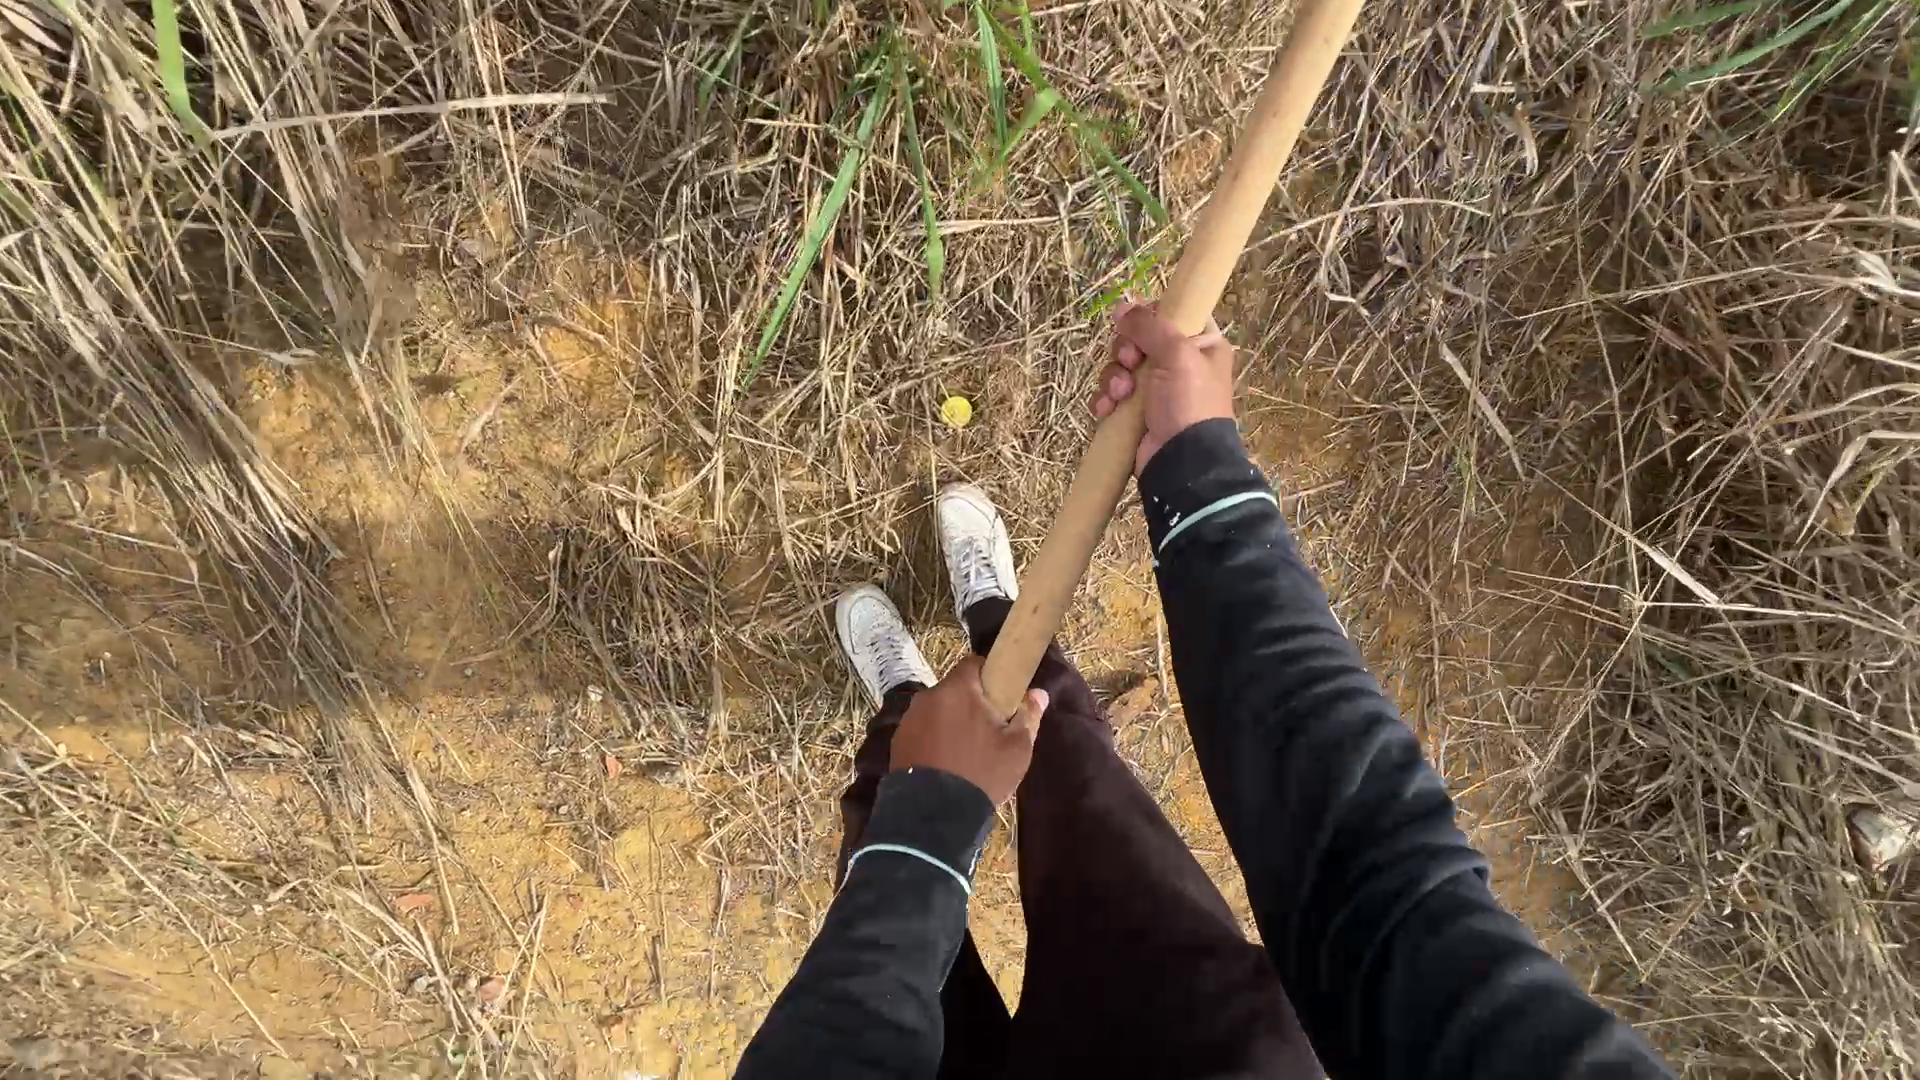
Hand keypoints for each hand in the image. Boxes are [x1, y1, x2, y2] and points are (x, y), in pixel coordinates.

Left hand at [889, 656, 1048, 804]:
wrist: (933, 815)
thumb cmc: (982, 774)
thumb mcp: (1017, 748)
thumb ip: (1028, 715)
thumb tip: (1038, 693)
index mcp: (958, 689)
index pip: (974, 663)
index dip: (990, 675)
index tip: (1001, 696)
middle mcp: (929, 696)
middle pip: (954, 688)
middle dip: (970, 702)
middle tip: (987, 729)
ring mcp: (909, 719)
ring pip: (937, 710)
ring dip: (950, 721)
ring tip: (964, 751)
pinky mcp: (898, 741)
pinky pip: (921, 730)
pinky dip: (932, 739)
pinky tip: (944, 763)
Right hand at [1089, 301, 1234, 474]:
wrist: (1181, 460)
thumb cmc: (1189, 402)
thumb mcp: (1177, 353)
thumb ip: (1149, 325)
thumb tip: (1121, 307)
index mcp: (1201, 345)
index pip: (1171, 315)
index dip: (1149, 316)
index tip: (1134, 322)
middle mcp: (1178, 365)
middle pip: (1138, 340)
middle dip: (1125, 352)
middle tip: (1130, 363)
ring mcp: (1154, 390)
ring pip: (1120, 368)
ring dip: (1113, 379)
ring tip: (1120, 395)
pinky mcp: (1134, 413)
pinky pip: (1110, 395)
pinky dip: (1105, 400)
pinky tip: (1106, 410)